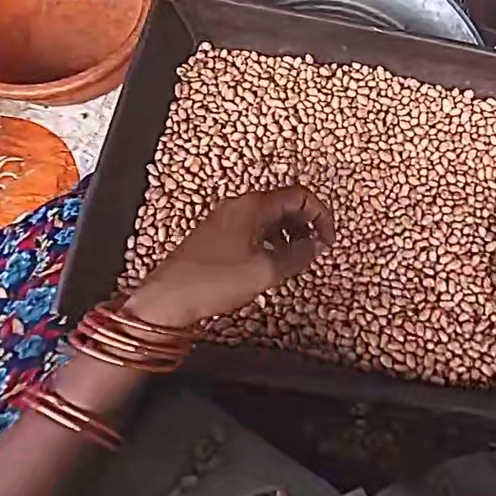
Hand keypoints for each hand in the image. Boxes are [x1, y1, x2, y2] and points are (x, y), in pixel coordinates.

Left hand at [125, 186, 334, 327]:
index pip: (298, 196)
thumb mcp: (264, 271)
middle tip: (316, 248)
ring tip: (298, 259)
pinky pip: (253, 230)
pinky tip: (273, 263)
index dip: (320, 215)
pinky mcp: (217, 237)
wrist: (168, 298)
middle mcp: (237, 206)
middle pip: (283, 204)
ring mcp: (225, 220)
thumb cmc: (211, 281)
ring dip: (289, 235)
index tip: (327, 238)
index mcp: (251, 206)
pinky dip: (270, 242)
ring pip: (268, 218)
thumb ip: (297, 256)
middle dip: (306, 224)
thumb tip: (317, 247)